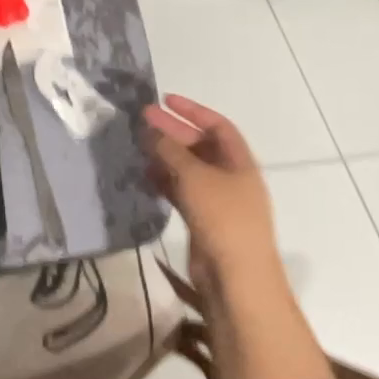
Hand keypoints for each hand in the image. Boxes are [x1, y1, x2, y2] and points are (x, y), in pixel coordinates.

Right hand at [142, 94, 278, 301]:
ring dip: (165, 155)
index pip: (218, 126)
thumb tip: (151, 129)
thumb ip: (171, 150)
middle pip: (200, 146)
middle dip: (173, 131)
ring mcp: (218, 201)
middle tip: (142, 120)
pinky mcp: (203, 220)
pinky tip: (145, 175)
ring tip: (138, 145)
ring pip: (189, 169)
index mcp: (240, 163)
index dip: (193, 111)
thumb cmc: (223, 219)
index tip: (165, 101)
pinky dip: (164, 181)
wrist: (236, 278)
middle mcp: (231, 178)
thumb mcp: (195, 177)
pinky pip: (182, 191)